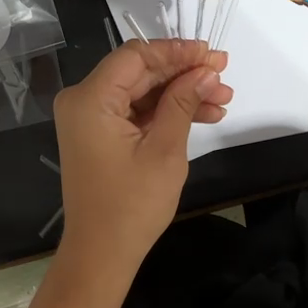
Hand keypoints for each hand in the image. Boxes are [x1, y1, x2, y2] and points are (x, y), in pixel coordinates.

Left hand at [51, 39, 232, 270]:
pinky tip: (204, 113)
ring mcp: (90, 115)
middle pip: (139, 71)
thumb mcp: (165, 151)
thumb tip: (206, 71)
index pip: (136, 56)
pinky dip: (165, 110)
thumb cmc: (132, 206)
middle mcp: (83, 98)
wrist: (102, 255)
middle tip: (224, 73)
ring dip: (180, 91)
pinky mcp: (99, 131)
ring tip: (223, 98)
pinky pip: (135, 108)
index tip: (210, 54)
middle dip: (183, 72)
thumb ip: (183, 103)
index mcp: (90, 98)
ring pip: (141, 89)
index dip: (175, 51)